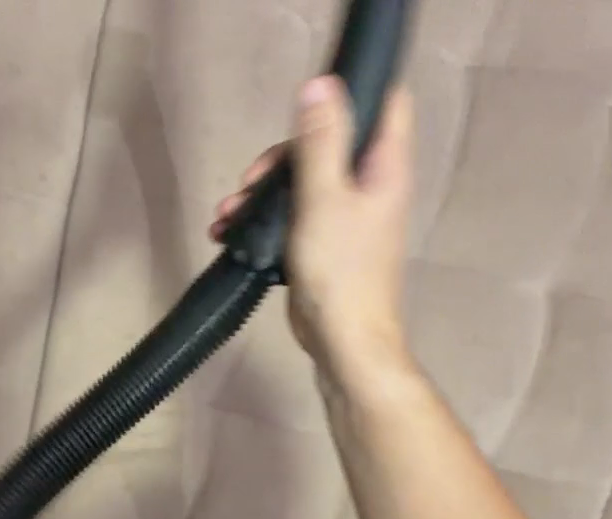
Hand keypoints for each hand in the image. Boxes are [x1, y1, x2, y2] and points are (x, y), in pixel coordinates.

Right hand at [211, 76, 415, 377]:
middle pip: (326, 147)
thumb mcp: (325, 199)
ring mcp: (344, 219)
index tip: (303, 111)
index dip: (350, 95)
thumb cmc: (340, 270)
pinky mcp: (321, 247)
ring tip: (227, 215)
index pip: (384, 104)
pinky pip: (290, 220)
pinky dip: (263, 221)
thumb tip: (319, 85)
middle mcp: (368, 187)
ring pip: (301, 185)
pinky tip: (231, 233)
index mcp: (382, 167)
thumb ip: (320, 142)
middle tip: (249, 182)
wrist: (343, 340)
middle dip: (280, 160)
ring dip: (262, 194)